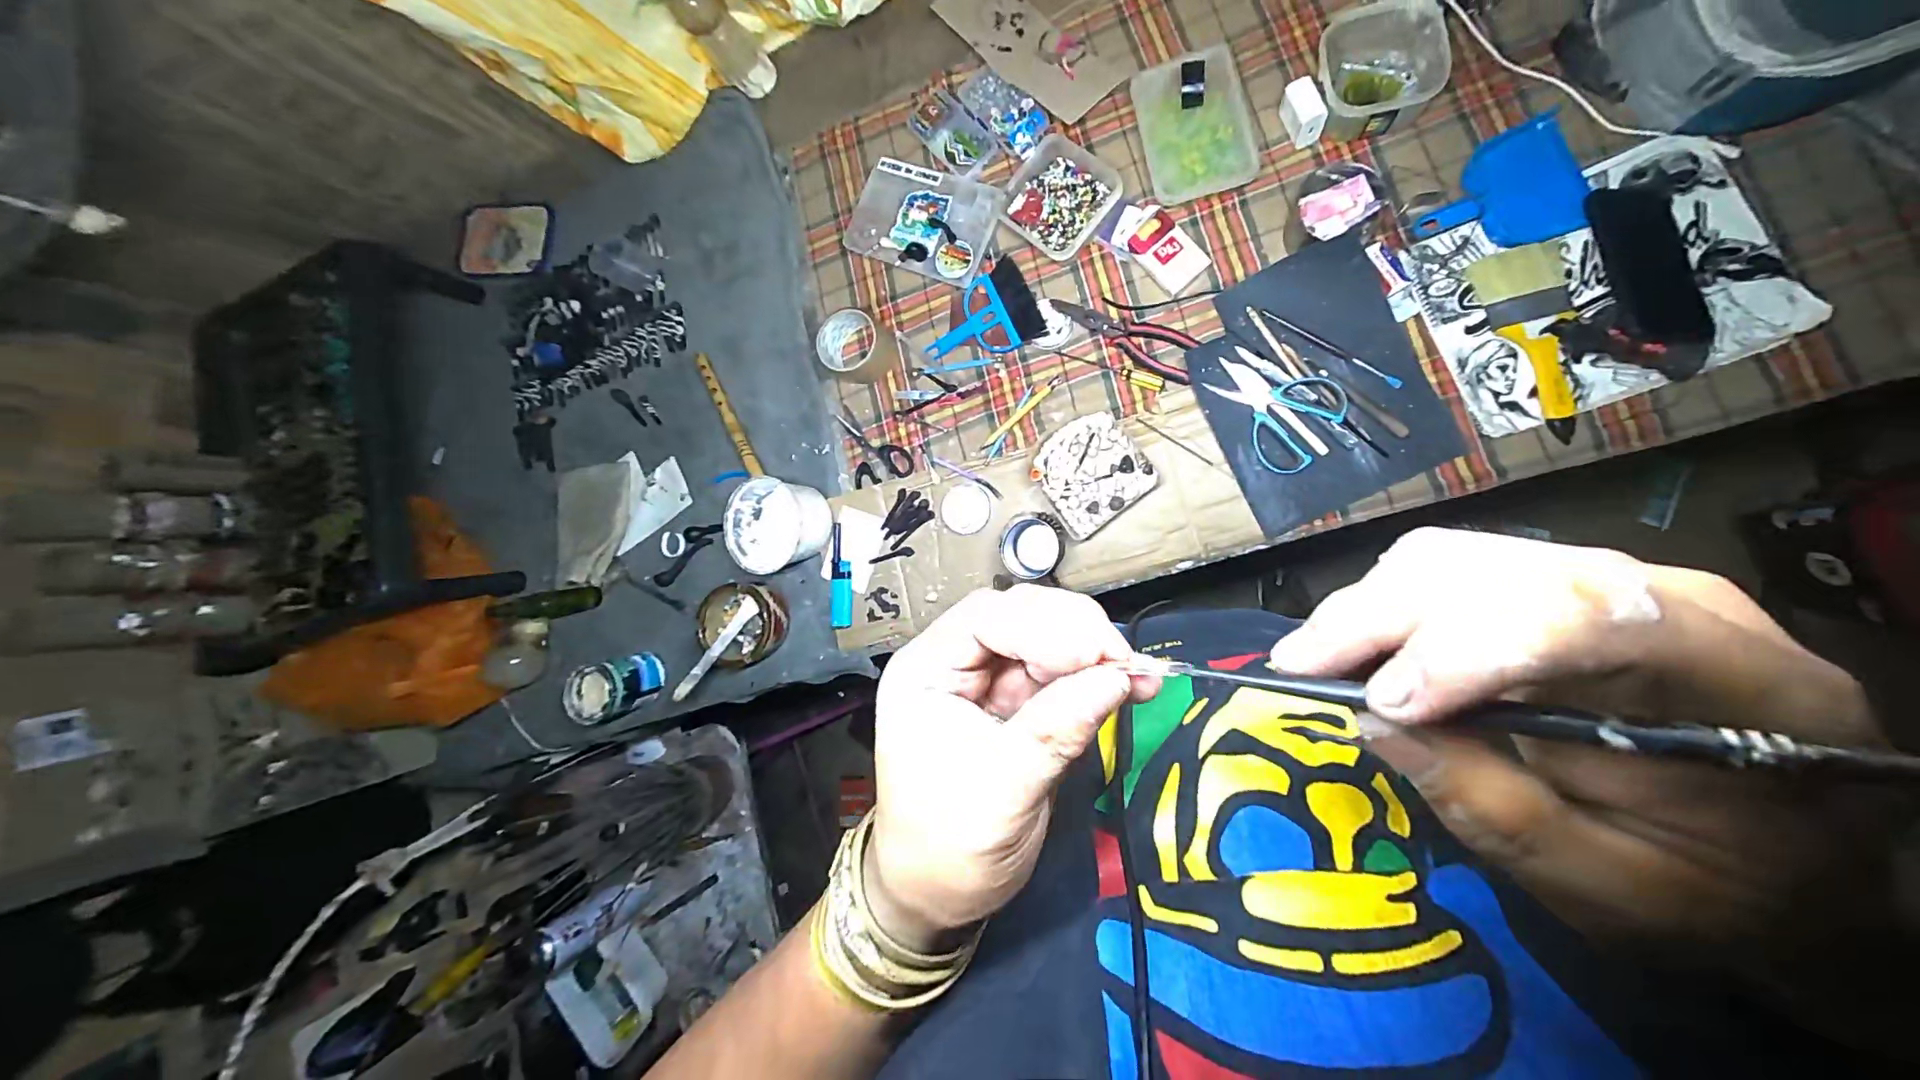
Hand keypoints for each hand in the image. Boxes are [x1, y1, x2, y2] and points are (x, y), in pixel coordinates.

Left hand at [864, 585, 1158, 950]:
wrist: (937, 892)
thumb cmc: (947, 847)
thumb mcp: (1001, 792)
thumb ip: (1056, 730)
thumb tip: (1118, 677)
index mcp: (924, 672)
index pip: (985, 619)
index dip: (1044, 626)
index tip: (1098, 654)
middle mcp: (952, 664)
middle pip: (1017, 616)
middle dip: (1073, 632)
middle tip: (1121, 661)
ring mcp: (986, 682)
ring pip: (1044, 638)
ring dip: (1092, 651)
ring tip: (1135, 673)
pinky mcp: (1017, 702)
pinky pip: (1060, 672)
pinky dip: (1096, 675)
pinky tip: (1129, 683)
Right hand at [1269, 528, 1890, 950]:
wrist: (1788, 849)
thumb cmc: (1716, 887)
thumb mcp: (1614, 886)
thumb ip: (1500, 809)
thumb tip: (1371, 722)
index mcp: (1738, 682)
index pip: (1591, 615)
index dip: (1470, 646)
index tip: (1384, 703)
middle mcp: (1665, 599)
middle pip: (1495, 570)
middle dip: (1382, 617)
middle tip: (1299, 670)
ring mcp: (1600, 581)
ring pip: (1452, 558)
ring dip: (1367, 608)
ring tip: (1312, 661)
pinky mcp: (1542, 585)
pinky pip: (1441, 572)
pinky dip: (1380, 608)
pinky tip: (1351, 649)